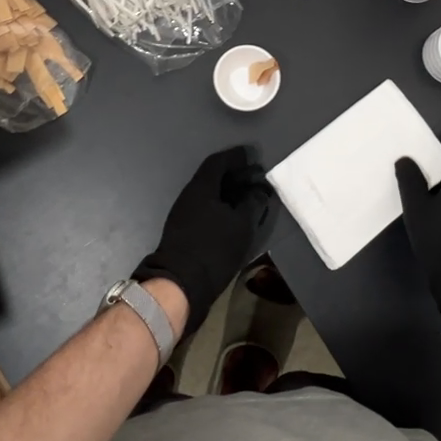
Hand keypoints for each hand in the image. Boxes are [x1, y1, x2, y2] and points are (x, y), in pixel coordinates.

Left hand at [133, 146, 272, 338]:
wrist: (180, 284)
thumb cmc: (213, 249)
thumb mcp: (241, 225)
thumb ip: (253, 203)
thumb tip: (260, 190)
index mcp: (201, 187)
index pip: (218, 161)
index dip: (236, 156)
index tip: (253, 156)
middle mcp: (189, 196)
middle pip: (213, 177)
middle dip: (236, 175)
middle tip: (256, 178)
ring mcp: (184, 214)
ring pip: (210, 194)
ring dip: (229, 192)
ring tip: (250, 197)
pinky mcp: (184, 231)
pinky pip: (206, 208)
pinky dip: (222, 206)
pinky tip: (236, 216)